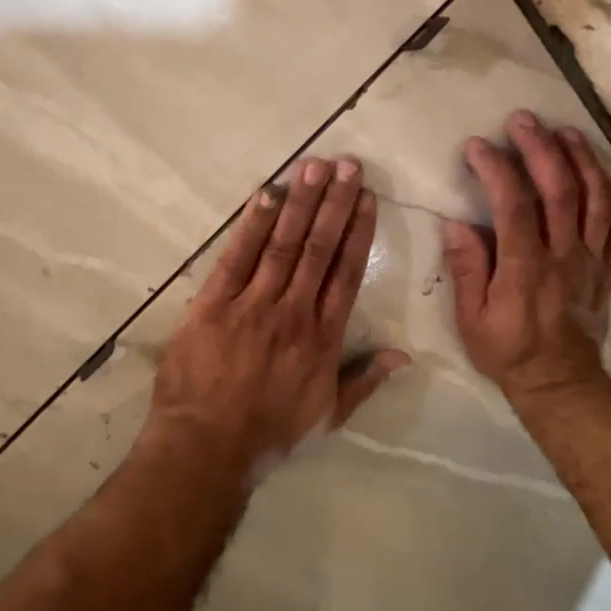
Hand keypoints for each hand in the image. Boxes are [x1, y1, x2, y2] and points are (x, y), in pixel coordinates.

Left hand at [143, 157, 409, 481]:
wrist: (207, 446)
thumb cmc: (270, 434)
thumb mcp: (328, 416)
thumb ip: (365, 380)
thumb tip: (403, 355)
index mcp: (322, 338)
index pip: (345, 273)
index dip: (357, 231)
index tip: (366, 197)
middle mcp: (292, 312)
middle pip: (317, 248)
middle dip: (333, 203)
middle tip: (346, 164)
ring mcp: (251, 305)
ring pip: (281, 245)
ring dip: (298, 203)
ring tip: (312, 166)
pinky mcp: (212, 305)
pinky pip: (235, 258)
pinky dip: (250, 226)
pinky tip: (263, 195)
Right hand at [442, 110, 610, 407]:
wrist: (559, 382)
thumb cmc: (507, 351)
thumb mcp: (470, 319)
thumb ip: (467, 269)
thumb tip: (456, 224)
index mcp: (526, 268)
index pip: (515, 205)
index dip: (497, 169)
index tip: (477, 146)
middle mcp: (564, 256)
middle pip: (560, 190)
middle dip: (541, 148)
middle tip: (522, 120)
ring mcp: (592, 260)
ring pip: (597, 199)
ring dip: (582, 160)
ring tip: (565, 132)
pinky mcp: (608, 268)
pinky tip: (602, 176)